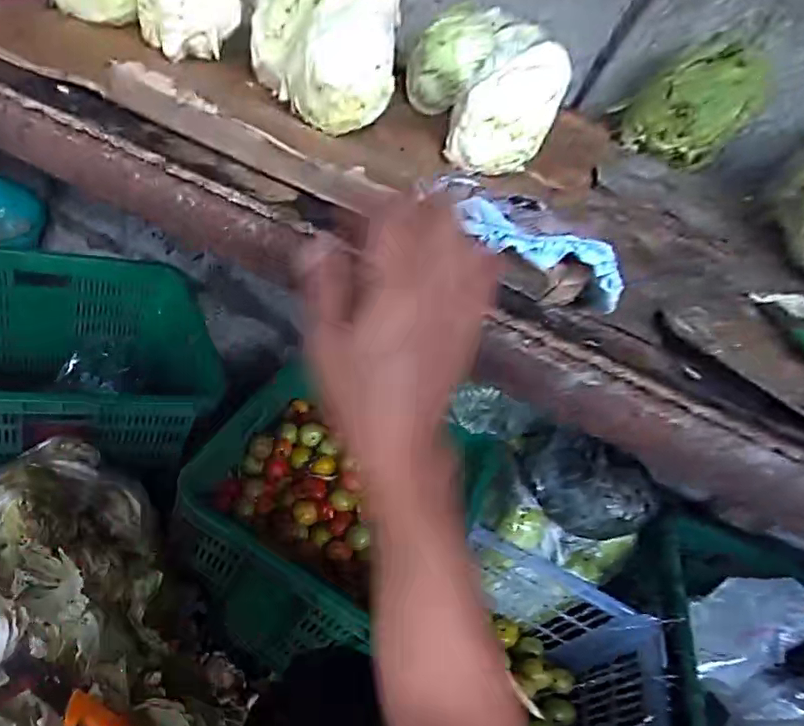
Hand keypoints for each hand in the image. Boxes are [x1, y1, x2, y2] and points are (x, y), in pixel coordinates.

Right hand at [298, 193, 499, 495]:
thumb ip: (324, 288)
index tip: (351, 216)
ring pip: (466, 235)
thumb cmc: (355, 397)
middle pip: (437, 215)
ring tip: (420, 233)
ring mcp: (460, 301)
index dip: (371, 206)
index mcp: (392, 286)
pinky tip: (460, 256)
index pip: (392, 217)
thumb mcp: (325, 345)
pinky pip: (487, 270)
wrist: (401, 441)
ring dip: (444, 224)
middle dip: (412, 206)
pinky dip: (474, 252)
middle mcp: (434, 284)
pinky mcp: (473, 321)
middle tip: (386, 220)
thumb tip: (316, 244)